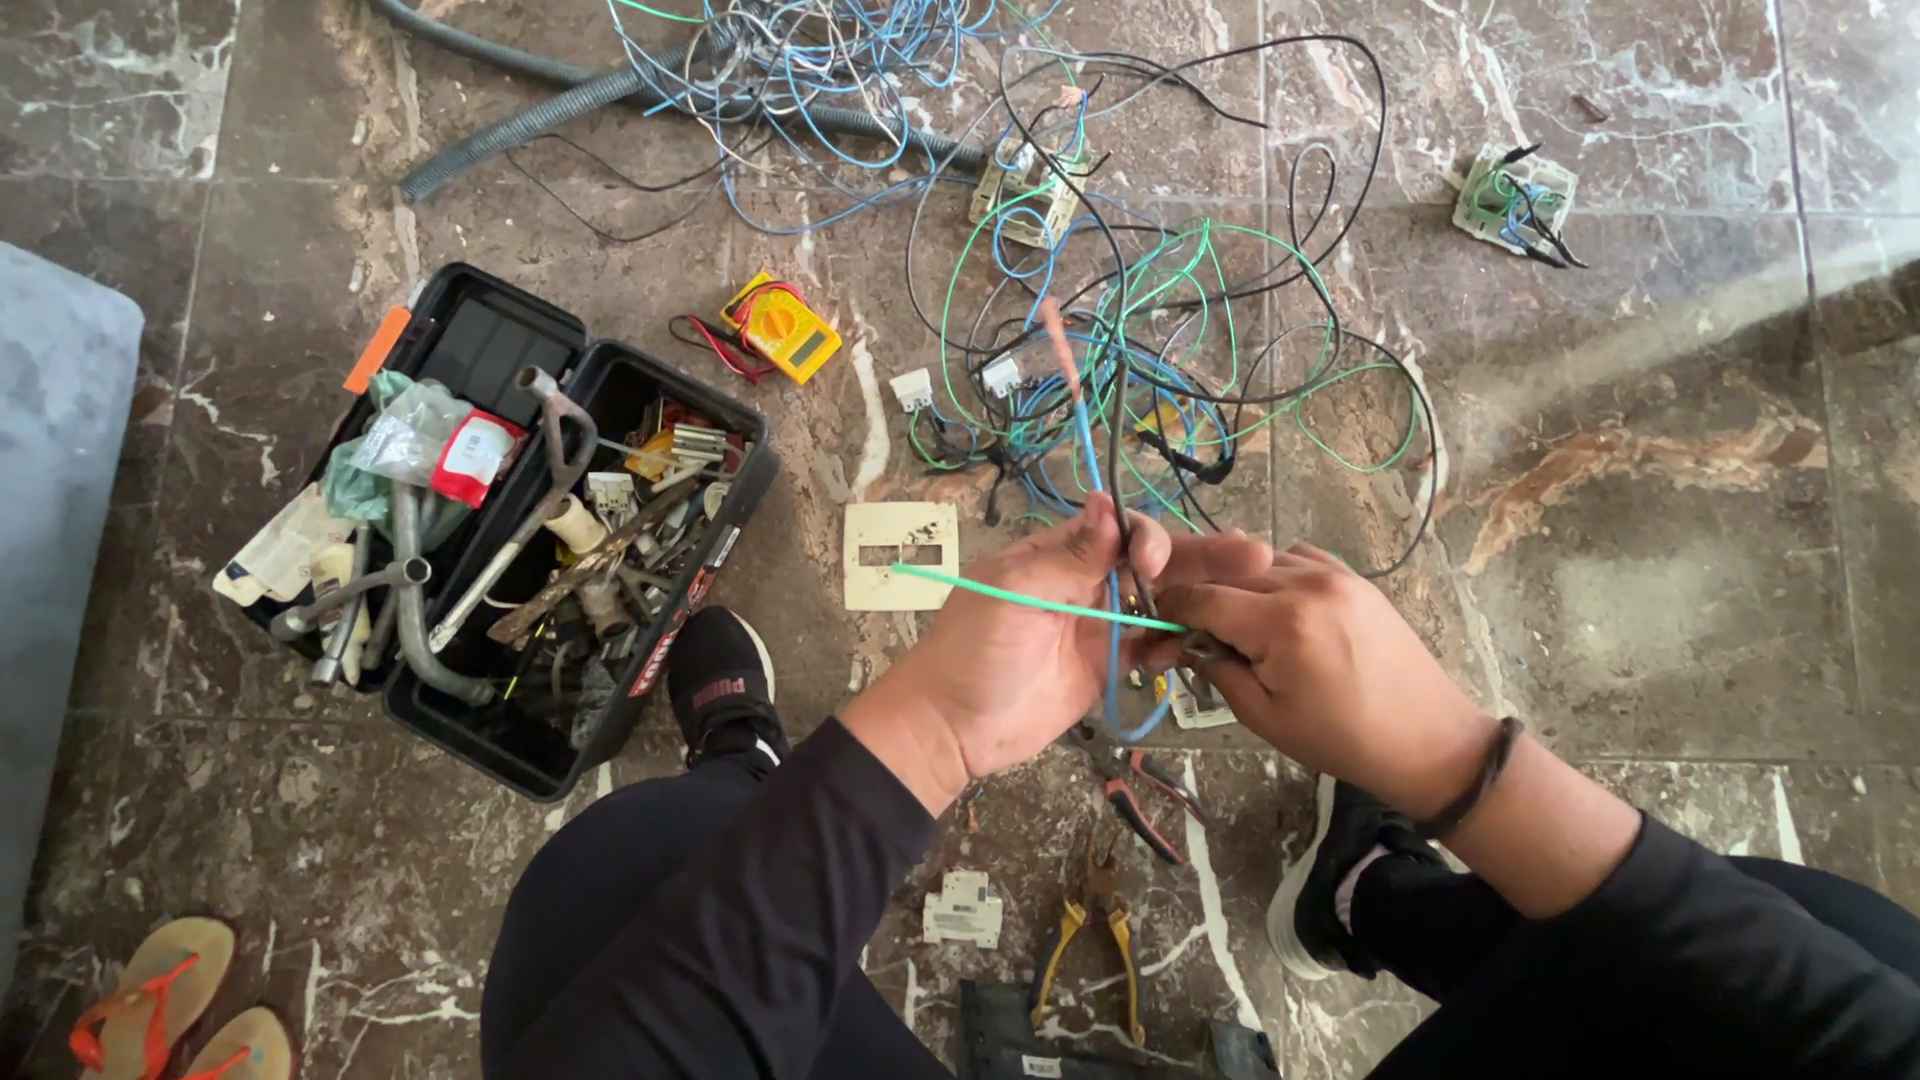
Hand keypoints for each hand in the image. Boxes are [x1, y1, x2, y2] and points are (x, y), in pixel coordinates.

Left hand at [842, 495, 1271, 812]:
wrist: (953, 728)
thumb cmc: (974, 652)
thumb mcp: (1015, 594)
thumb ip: (1068, 556)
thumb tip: (1107, 504)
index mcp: (1055, 555)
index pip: (1115, 530)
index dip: (1146, 538)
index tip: (1154, 563)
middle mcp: (1081, 582)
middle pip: (1148, 563)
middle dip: (1197, 558)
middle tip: (1255, 553)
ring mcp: (1096, 625)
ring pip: (1157, 602)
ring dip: (1200, 597)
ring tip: (1253, 591)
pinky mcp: (1104, 664)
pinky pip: (1149, 645)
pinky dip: (1176, 642)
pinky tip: (1204, 642)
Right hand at [1152, 544, 1496, 818]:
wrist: (1429, 741)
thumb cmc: (1341, 739)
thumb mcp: (1263, 716)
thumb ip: (1216, 669)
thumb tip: (1186, 643)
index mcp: (1282, 623)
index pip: (1202, 598)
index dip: (1170, 609)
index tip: (1154, 623)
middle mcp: (1305, 584)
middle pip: (1226, 577)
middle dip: (1200, 601)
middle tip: (1191, 632)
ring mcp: (1334, 575)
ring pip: (1258, 564)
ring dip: (1237, 588)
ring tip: (1237, 625)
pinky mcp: (1353, 578)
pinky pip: (1295, 559)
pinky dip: (1273, 576)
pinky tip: (1276, 608)